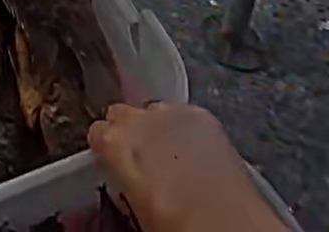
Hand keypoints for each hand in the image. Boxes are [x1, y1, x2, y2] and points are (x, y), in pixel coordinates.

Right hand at [88, 102, 288, 231]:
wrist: (231, 231)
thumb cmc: (179, 229)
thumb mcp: (139, 213)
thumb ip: (125, 183)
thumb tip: (129, 183)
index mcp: (114, 144)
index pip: (97, 132)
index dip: (107, 150)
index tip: (116, 165)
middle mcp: (137, 119)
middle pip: (120, 114)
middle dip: (129, 133)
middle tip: (146, 163)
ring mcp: (171, 112)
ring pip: (152, 110)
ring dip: (158, 128)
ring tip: (176, 159)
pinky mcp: (202, 114)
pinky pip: (185, 116)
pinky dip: (188, 131)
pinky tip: (200, 156)